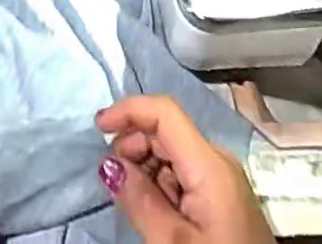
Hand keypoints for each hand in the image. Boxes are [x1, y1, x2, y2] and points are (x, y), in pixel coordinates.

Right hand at [96, 96, 273, 243]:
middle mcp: (218, 161)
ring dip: (144, 167)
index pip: (164, 111)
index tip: (97, 129)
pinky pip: (182, 171)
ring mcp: (224, 179)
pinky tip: (159, 212)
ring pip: (169, 150)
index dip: (127, 110)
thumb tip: (111, 164)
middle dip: (132, 145)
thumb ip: (139, 200)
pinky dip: (160, 182)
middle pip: (164, 130)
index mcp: (210, 166)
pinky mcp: (224, 197)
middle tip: (118, 181)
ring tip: (140, 204)